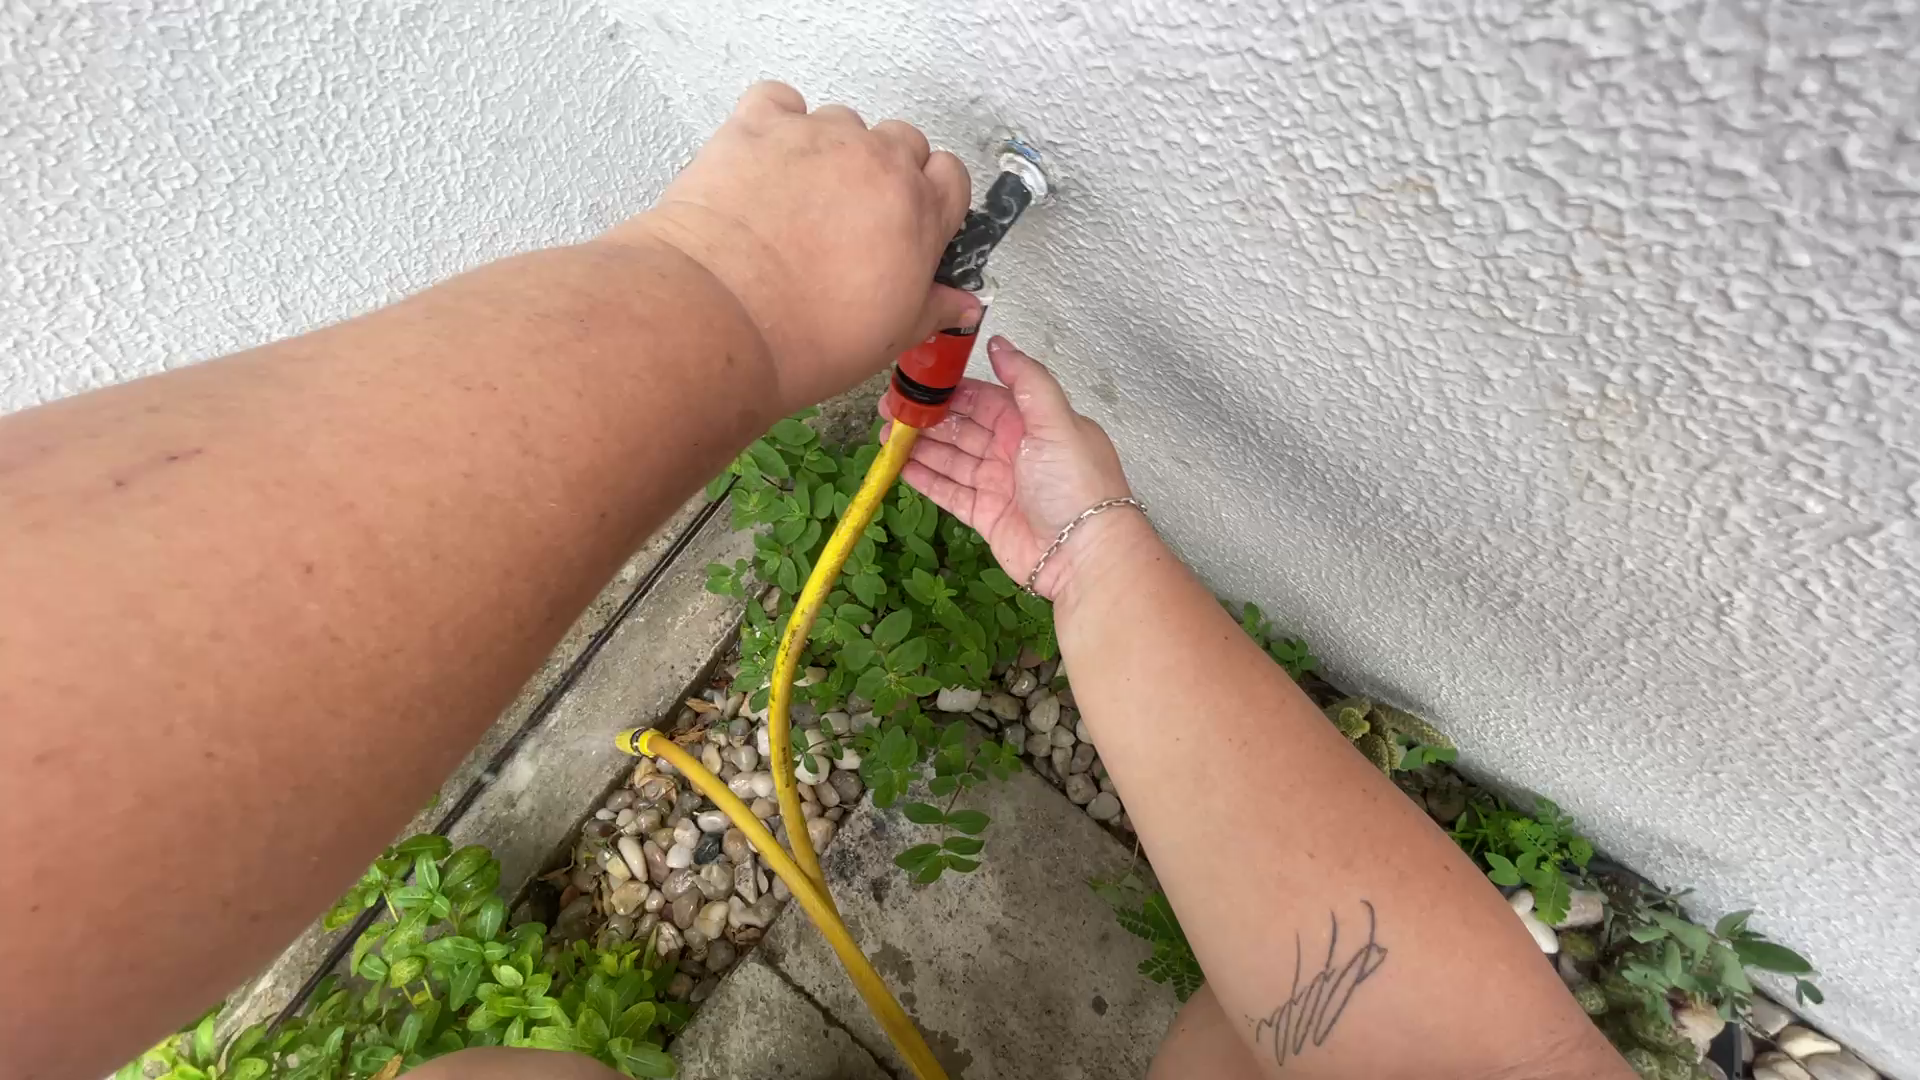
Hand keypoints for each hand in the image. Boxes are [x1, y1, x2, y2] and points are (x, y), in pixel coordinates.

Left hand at [609, 82, 980, 411]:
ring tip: (806, 200)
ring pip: (845, 122)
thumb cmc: (809, 337)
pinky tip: (771, 164)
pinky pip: (781, 101)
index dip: (935, 198)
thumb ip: (934, 308)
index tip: (916, 220)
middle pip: (903, 141)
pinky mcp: (761, 125)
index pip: (952, 177)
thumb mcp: (892, 336)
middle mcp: (877, 163)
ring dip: (834, 152)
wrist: (728, 321)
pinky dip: (780, 123)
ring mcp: (819, 137)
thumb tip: (960, 304)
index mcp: (920, 213)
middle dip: (889, 172)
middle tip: (861, 217)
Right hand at [880, 336, 1133, 600]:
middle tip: (890, 412)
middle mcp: (1013, 450)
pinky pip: (950, 492)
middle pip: (962, 428)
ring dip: (919, 448)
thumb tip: (999, 342)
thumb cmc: (1075, 484)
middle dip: (926, 419)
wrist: (1082, 553)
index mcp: (1031, 423)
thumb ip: (1027, 379)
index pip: (982, 398)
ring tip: (887, 437)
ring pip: (951, 459)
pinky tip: (901, 468)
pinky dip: (926, 480)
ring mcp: (998, 484)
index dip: (948, 392)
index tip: (916, 384)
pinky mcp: (986, 515)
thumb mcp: (1056, 421)